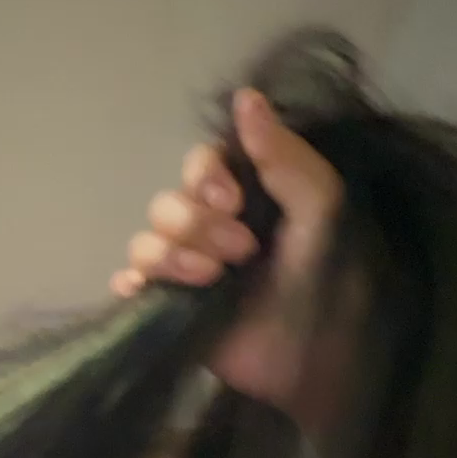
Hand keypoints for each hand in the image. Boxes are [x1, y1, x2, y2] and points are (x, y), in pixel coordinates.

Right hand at [110, 89, 343, 413]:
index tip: (233, 202)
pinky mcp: (165, 307)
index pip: (199, 165)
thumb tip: (244, 96)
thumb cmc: (329, 281)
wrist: (317, 361)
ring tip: (211, 281)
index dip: (204, 179)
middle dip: (197, 227)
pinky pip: (126, 282)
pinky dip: (132, 284)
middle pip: (165, 205)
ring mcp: (183, 271)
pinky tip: (150, 293)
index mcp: (246, 201)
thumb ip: (284, 157)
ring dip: (171, 257)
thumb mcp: (321, 211)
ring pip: (143, 243)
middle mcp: (209, 230)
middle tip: (243, 253)